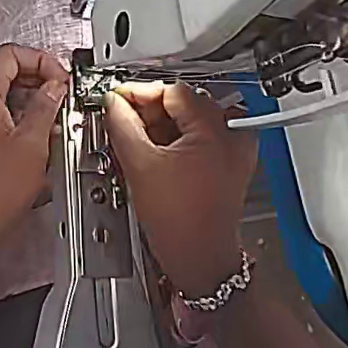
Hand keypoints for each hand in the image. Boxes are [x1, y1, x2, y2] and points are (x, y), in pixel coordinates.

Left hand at [0, 44, 69, 311]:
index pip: (10, 55)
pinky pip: (4, 117)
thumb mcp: (33, 142)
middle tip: (64, 96)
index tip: (60, 78)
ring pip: (8, 96)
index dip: (41, 61)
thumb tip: (55, 87)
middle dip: (41, 81)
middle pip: (9, 72)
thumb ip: (46, 106)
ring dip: (36, 103)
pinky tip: (44, 140)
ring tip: (58, 120)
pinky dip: (26, 121)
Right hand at [104, 82, 258, 296]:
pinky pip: (201, 137)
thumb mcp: (140, 166)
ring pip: (191, 119)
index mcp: (215, 129)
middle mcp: (232, 134)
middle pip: (184, 103)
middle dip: (150, 109)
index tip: (118, 99)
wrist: (200, 257)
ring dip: (162, 124)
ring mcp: (234, 149)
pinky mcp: (230, 163)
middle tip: (123, 119)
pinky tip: (157, 153)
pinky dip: (177, 139)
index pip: (172, 90)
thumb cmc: (181, 223)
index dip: (140, 92)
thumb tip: (113, 105)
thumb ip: (122, 126)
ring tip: (138, 140)